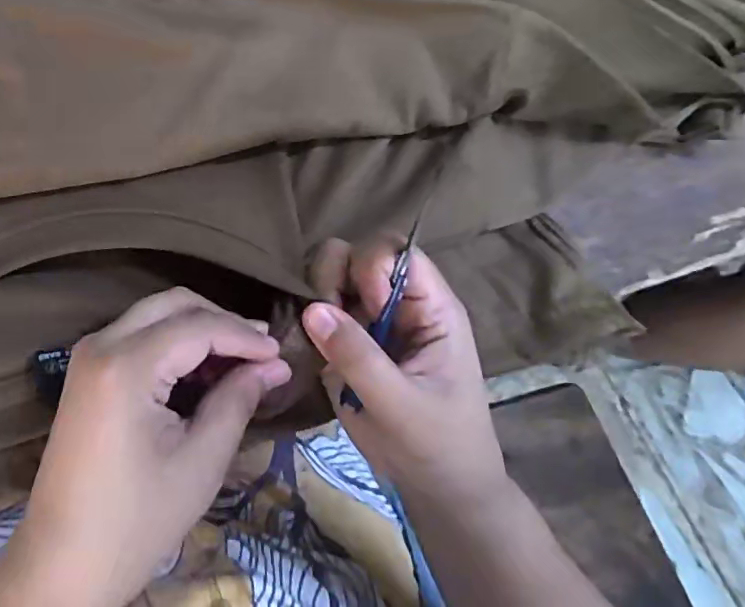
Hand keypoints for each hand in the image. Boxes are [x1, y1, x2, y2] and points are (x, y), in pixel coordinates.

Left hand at [0, 288, 291, 606]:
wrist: (62, 562)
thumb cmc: (135, 520)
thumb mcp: (199, 463)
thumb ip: (237, 401)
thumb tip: (274, 365)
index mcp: (126, 365)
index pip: (197, 326)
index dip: (243, 334)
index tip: (280, 352)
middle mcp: (102, 343)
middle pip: (173, 303)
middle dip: (221, 320)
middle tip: (261, 349)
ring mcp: (89, 353)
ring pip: (155, 313)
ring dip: (198, 326)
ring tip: (240, 357)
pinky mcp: (87, 368)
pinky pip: (138, 332)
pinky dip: (173, 339)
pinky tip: (202, 366)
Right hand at [303, 236, 510, 510]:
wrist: (438, 493)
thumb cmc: (437, 447)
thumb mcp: (402, 407)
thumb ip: (359, 358)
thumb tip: (312, 308)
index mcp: (430, 307)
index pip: (396, 251)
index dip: (373, 266)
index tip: (364, 305)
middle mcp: (398, 303)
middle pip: (357, 254)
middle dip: (334, 276)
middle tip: (325, 319)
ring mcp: (370, 320)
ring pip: (332, 275)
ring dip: (316, 294)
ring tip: (316, 335)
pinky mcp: (347, 340)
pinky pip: (319, 308)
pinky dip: (306, 317)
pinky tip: (306, 342)